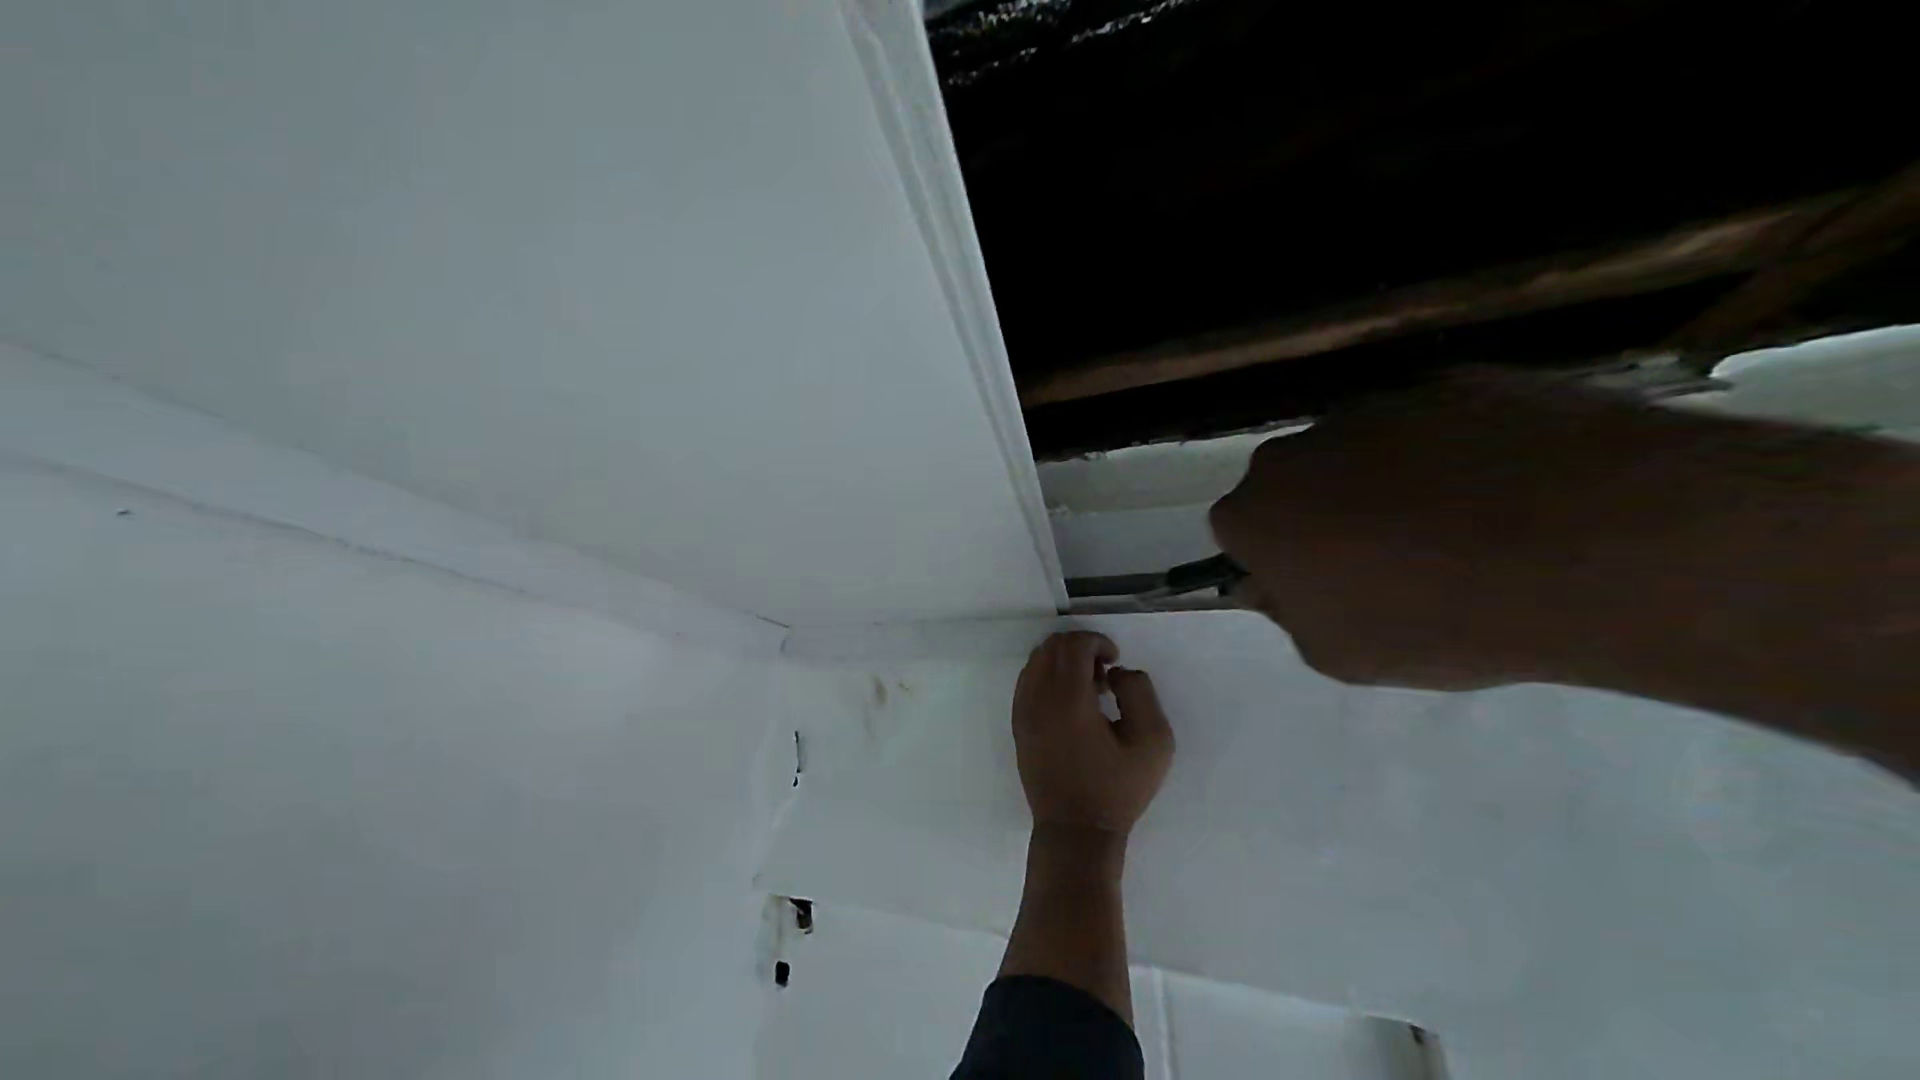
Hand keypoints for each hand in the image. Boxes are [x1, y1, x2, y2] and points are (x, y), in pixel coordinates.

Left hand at [1012, 631, 1173, 835]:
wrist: (1076, 831)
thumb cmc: (1117, 790)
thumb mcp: (1152, 742)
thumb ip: (1140, 693)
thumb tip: (1116, 673)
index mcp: (1068, 701)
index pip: (1073, 646)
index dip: (1097, 641)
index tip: (1115, 660)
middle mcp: (1038, 699)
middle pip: (1051, 646)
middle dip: (1080, 647)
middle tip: (1104, 675)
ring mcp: (1022, 712)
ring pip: (1035, 660)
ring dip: (1062, 661)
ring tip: (1089, 689)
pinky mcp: (1018, 725)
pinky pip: (1027, 681)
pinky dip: (1047, 676)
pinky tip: (1070, 701)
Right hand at [1208, 368, 1913, 690]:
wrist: (1595, 546)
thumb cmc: (1438, 618)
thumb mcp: (1338, 654)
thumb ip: (1290, 614)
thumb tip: (1279, 583)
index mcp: (1256, 512)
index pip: (1236, 530)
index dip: (1274, 559)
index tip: (1318, 585)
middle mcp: (1297, 449)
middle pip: (1293, 482)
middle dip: (1321, 514)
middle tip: (1387, 559)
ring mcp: (1377, 406)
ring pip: (1360, 449)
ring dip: (1386, 482)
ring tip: (1465, 528)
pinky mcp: (1455, 381)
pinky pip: (1434, 424)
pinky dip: (1454, 452)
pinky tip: (1512, 492)